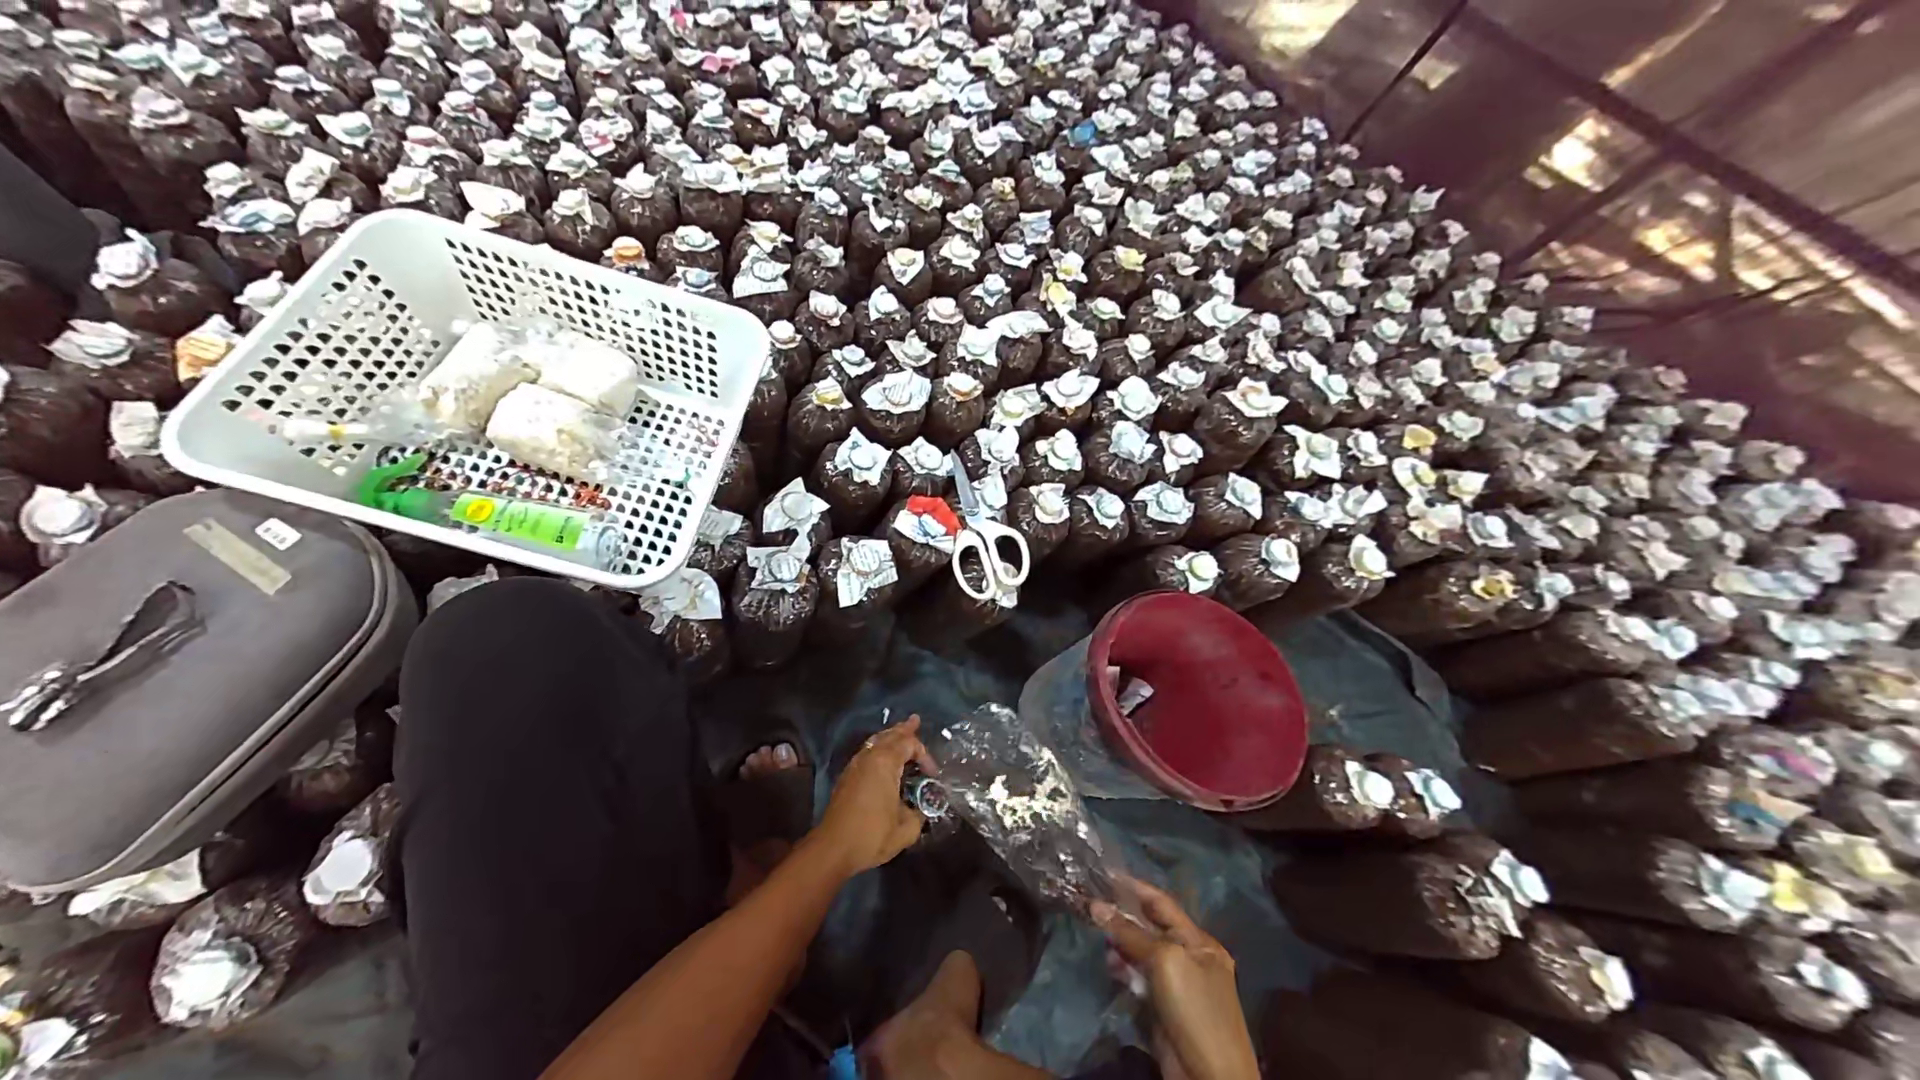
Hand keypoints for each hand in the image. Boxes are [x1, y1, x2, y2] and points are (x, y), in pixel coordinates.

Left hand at [814, 716, 936, 876]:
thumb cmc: (871, 835)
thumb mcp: (906, 829)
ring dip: (890, 737)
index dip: (924, 754)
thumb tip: (919, 809)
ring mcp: (854, 766)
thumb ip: (918, 813)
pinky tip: (883, 757)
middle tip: (915, 721)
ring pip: (875, 742)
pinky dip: (879, 749)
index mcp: (885, 762)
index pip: (908, 743)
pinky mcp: (847, 778)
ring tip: (900, 732)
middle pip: (889, 735)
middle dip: (904, 730)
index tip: (932, 775)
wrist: (833, 848)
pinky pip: (867, 753)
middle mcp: (868, 757)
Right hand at [1091, 877, 1258, 1079]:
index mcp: (1200, 942)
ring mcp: (1177, 985)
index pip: (1163, 904)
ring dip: (1120, 944)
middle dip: (1122, 916)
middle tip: (1092, 906)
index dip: (1135, 887)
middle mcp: (1190, 958)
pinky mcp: (1162, 1007)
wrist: (1210, 1078)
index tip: (1105, 874)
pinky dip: (1124, 969)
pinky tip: (1111, 966)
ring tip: (1100, 940)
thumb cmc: (1195, 1010)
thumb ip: (1131, 934)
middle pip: (1150, 927)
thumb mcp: (1166, 962)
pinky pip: (1139, 978)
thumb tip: (1096, 906)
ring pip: (1141, 953)